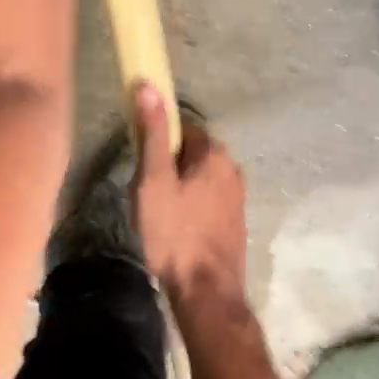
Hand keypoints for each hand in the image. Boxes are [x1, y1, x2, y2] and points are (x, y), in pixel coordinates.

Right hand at [129, 82, 249, 303]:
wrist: (207, 294)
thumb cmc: (175, 231)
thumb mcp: (153, 179)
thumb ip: (152, 132)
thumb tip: (148, 85)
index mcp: (214, 152)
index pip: (180, 126)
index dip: (156, 139)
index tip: (141, 161)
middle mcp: (232, 169)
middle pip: (189, 152)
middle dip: (165, 166)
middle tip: (145, 191)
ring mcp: (237, 198)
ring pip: (197, 178)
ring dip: (177, 188)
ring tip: (157, 213)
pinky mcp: (235, 223)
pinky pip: (206, 200)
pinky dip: (190, 206)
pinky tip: (175, 228)